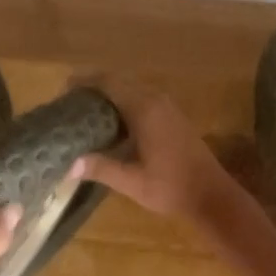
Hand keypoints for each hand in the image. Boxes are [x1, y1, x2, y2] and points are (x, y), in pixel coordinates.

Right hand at [69, 77, 235, 221]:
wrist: (211, 194)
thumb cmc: (170, 187)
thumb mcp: (131, 181)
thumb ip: (101, 168)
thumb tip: (69, 164)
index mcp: (144, 109)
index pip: (108, 83)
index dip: (84, 81)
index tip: (63, 90)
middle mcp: (155, 99)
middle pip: (119, 82)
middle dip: (94, 87)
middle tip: (70, 103)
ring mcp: (167, 106)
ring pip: (131, 89)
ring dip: (109, 94)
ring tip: (86, 111)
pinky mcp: (173, 115)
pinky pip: (142, 98)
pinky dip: (123, 102)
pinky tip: (112, 124)